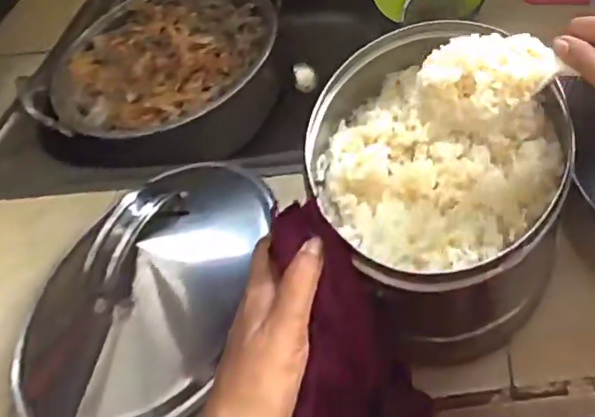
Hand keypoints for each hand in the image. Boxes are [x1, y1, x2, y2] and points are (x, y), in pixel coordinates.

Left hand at [205, 237, 323, 416]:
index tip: (319, 214)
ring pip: (284, 290)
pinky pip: (290, 315)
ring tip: (339, 268)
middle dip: (302, 250)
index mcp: (256, 294)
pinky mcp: (268, 355)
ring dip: (306, 276)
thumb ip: (299, 283)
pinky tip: (325, 310)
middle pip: (277, 266)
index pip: (268, 246)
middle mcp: (255, 307)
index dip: (290, 227)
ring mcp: (259, 332)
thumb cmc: (259, 380)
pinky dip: (307, 304)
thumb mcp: (285, 327)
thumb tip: (314, 237)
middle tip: (337, 238)